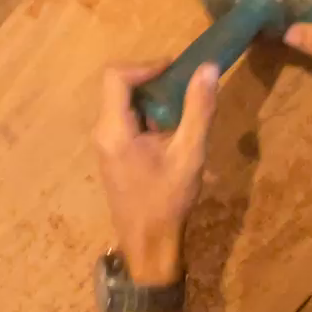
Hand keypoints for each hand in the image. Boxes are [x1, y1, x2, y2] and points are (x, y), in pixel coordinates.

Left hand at [94, 62, 218, 283]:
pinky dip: (149, 116)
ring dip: (153, 100)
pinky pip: (127, 120)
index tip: (175, 69)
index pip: (116, 76)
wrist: (149, 245)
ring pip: (124, 103)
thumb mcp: (190, 153)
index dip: (145, 66)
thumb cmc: (168, 200)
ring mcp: (106, 143)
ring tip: (183, 110)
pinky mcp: (113, 153)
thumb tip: (208, 68)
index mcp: (114, 129)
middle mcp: (103, 131)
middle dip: (153, 81)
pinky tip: (172, 133)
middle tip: (184, 87)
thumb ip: (199, 109)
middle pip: (119, 87)